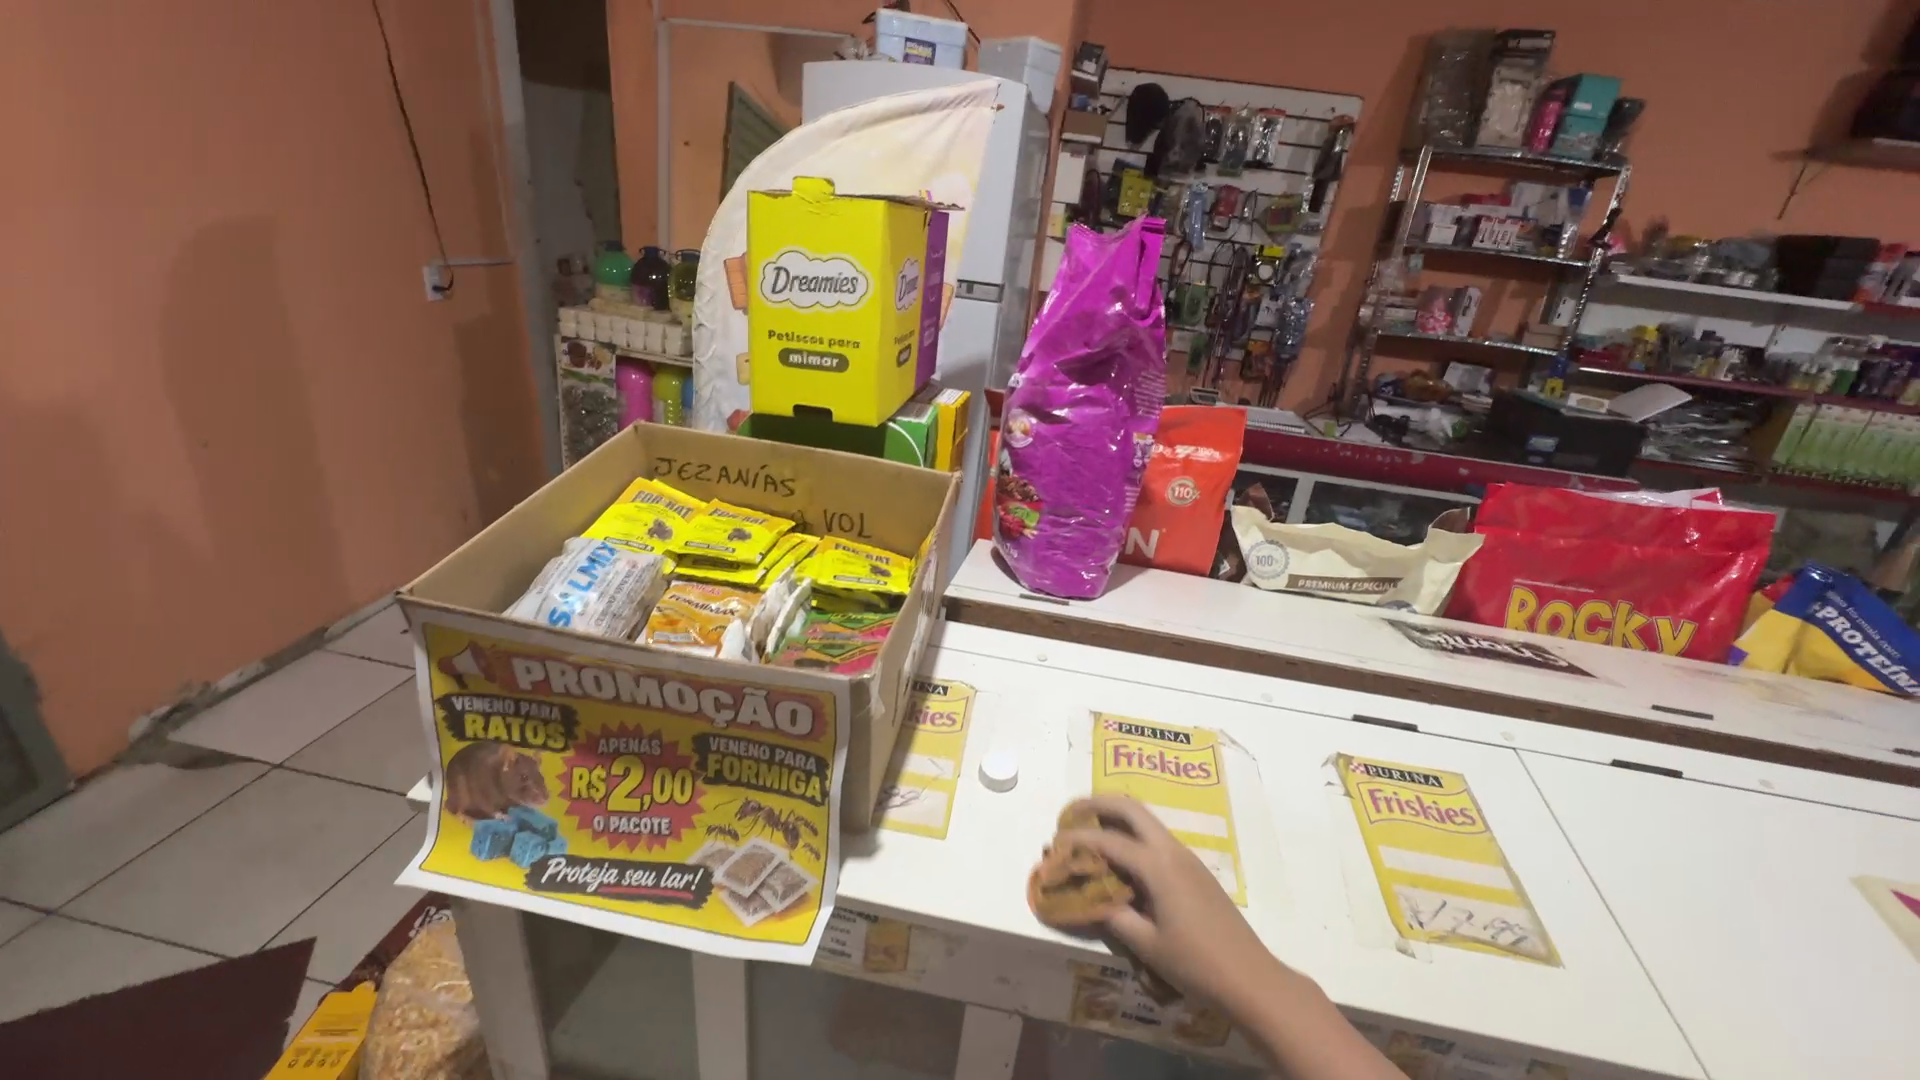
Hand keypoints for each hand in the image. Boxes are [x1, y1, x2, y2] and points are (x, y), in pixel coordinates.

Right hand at [1055, 795, 1286, 1014]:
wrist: (1250, 978)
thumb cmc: (1196, 964)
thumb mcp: (1147, 945)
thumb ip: (1113, 916)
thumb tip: (1087, 899)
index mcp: (1157, 865)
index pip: (1108, 840)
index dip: (1076, 839)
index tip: (1052, 843)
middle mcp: (1171, 850)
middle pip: (1131, 809)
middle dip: (1098, 803)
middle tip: (1070, 813)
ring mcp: (1186, 857)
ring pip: (1146, 820)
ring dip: (1116, 817)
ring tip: (1089, 830)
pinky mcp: (1194, 870)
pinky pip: (1156, 838)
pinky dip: (1132, 835)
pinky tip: (1119, 857)